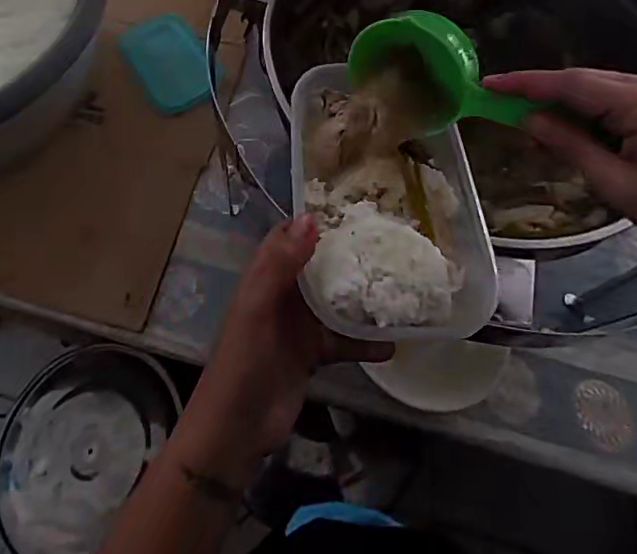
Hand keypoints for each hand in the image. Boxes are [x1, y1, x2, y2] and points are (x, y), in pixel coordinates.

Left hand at [174, 217, 391, 484]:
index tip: (348, 207)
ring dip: (360, 295)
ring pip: (333, 301)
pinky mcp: (313, 355)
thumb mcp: (257, 307)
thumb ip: (281, 263)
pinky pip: (343, 340)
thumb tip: (311, 217)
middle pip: (315, 265)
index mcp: (263, 277)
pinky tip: (395, 341)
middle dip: (344, 253)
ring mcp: (298, 326)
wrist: (238, 428)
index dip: (311, 221)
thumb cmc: (243, 360)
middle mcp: (282, 295)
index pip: (286, 237)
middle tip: (385, 240)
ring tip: (398, 283)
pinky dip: (365, 340)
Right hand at [483, 69, 636, 289]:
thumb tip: (528, 120)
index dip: (525, 83)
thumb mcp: (623, 189)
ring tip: (538, 122)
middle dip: (546, 92)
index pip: (572, 83)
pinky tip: (583, 127)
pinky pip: (632, 97)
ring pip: (610, 88)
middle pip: (590, 80)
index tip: (487, 85)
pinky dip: (601, 109)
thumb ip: (571, 147)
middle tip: (505, 107)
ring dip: (573, 102)